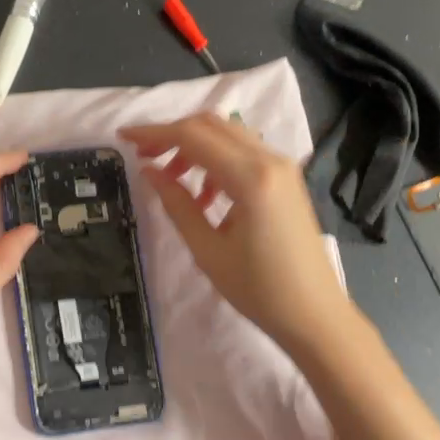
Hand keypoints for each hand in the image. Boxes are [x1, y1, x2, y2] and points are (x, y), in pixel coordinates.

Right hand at [120, 113, 359, 352]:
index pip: (193, 136)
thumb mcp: (208, 250)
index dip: (154, 133)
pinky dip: (216, 161)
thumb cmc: (259, 290)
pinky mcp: (287, 179)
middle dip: (172, 134)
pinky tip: (204, 196)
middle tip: (142, 155)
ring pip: (228, 135)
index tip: (124, 138)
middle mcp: (270, 161)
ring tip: (171, 181)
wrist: (314, 314)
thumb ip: (177, 204)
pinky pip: (244, 153)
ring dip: (194, 147)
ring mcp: (283, 168)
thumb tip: (149, 171)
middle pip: (211, 125)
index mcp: (251, 178)